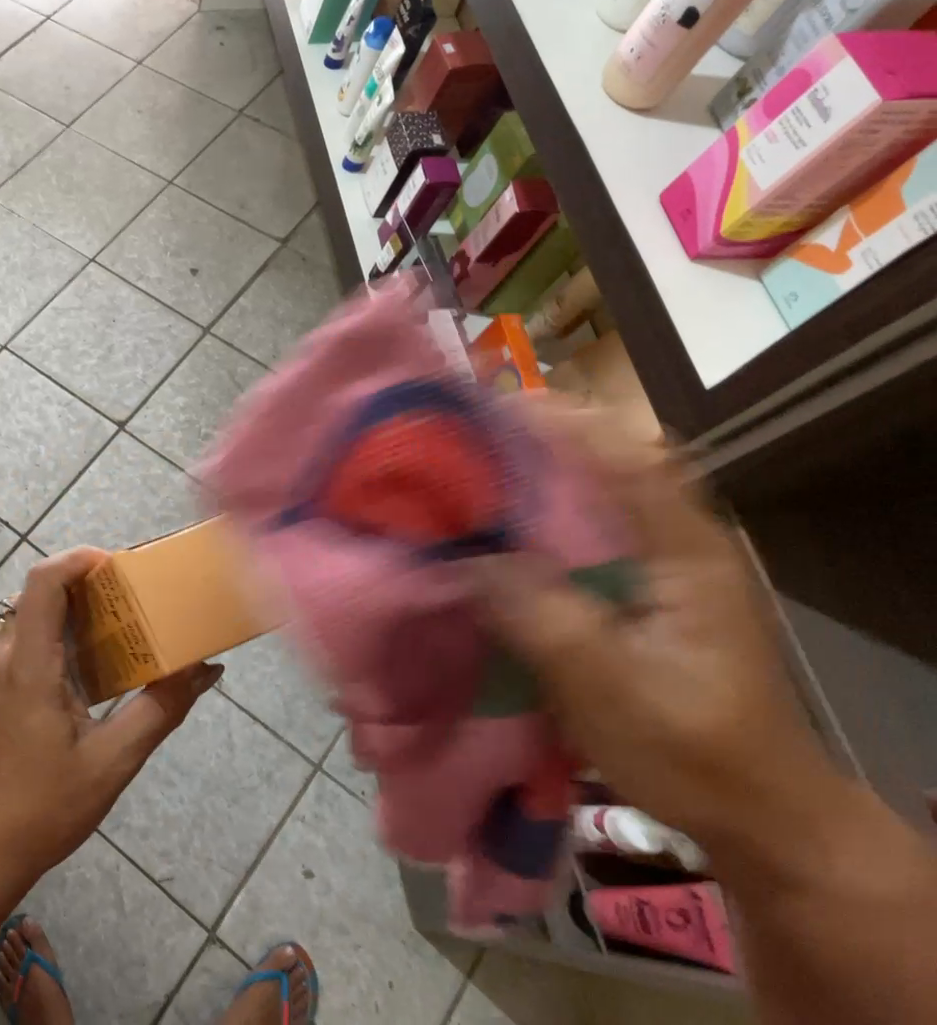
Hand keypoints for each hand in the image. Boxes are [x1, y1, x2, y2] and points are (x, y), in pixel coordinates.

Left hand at [0, 547, 221, 892]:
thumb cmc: (47, 805)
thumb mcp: (113, 761)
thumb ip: (160, 709)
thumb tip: (205, 669)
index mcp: (27, 665)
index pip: (43, 582)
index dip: (78, 560)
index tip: (119, 565)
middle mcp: (0, 657)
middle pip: (40, 598)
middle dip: (87, 589)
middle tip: (134, 601)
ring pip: (31, 622)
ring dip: (74, 617)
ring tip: (122, 632)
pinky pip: (23, 647)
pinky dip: (57, 642)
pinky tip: (90, 672)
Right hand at [470, 398, 835, 852]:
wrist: (756, 811)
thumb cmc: (689, 747)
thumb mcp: (608, 684)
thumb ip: (540, 613)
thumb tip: (466, 560)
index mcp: (687, 554)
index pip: (628, 460)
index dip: (561, 424)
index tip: (489, 404)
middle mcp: (676, 546)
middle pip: (608, 466)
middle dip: (535, 439)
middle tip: (459, 430)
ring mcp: (659, 571)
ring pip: (590, 501)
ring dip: (529, 477)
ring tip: (461, 467)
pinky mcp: (637, 597)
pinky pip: (579, 539)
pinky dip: (533, 521)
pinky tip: (487, 530)